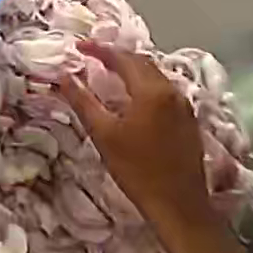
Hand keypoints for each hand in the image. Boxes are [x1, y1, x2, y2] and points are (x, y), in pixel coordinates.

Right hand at [59, 42, 207, 222]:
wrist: (178, 205)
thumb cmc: (136, 169)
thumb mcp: (103, 134)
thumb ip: (82, 101)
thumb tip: (64, 76)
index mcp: (151, 91)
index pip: (122, 58)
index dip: (99, 49)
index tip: (78, 47)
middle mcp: (171, 91)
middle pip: (141, 62)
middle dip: (116, 56)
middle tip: (91, 56)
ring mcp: (184, 106)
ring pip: (154, 75)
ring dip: (131, 69)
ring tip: (108, 72)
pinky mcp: (188, 120)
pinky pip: (163, 89)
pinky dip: (144, 84)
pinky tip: (132, 96)